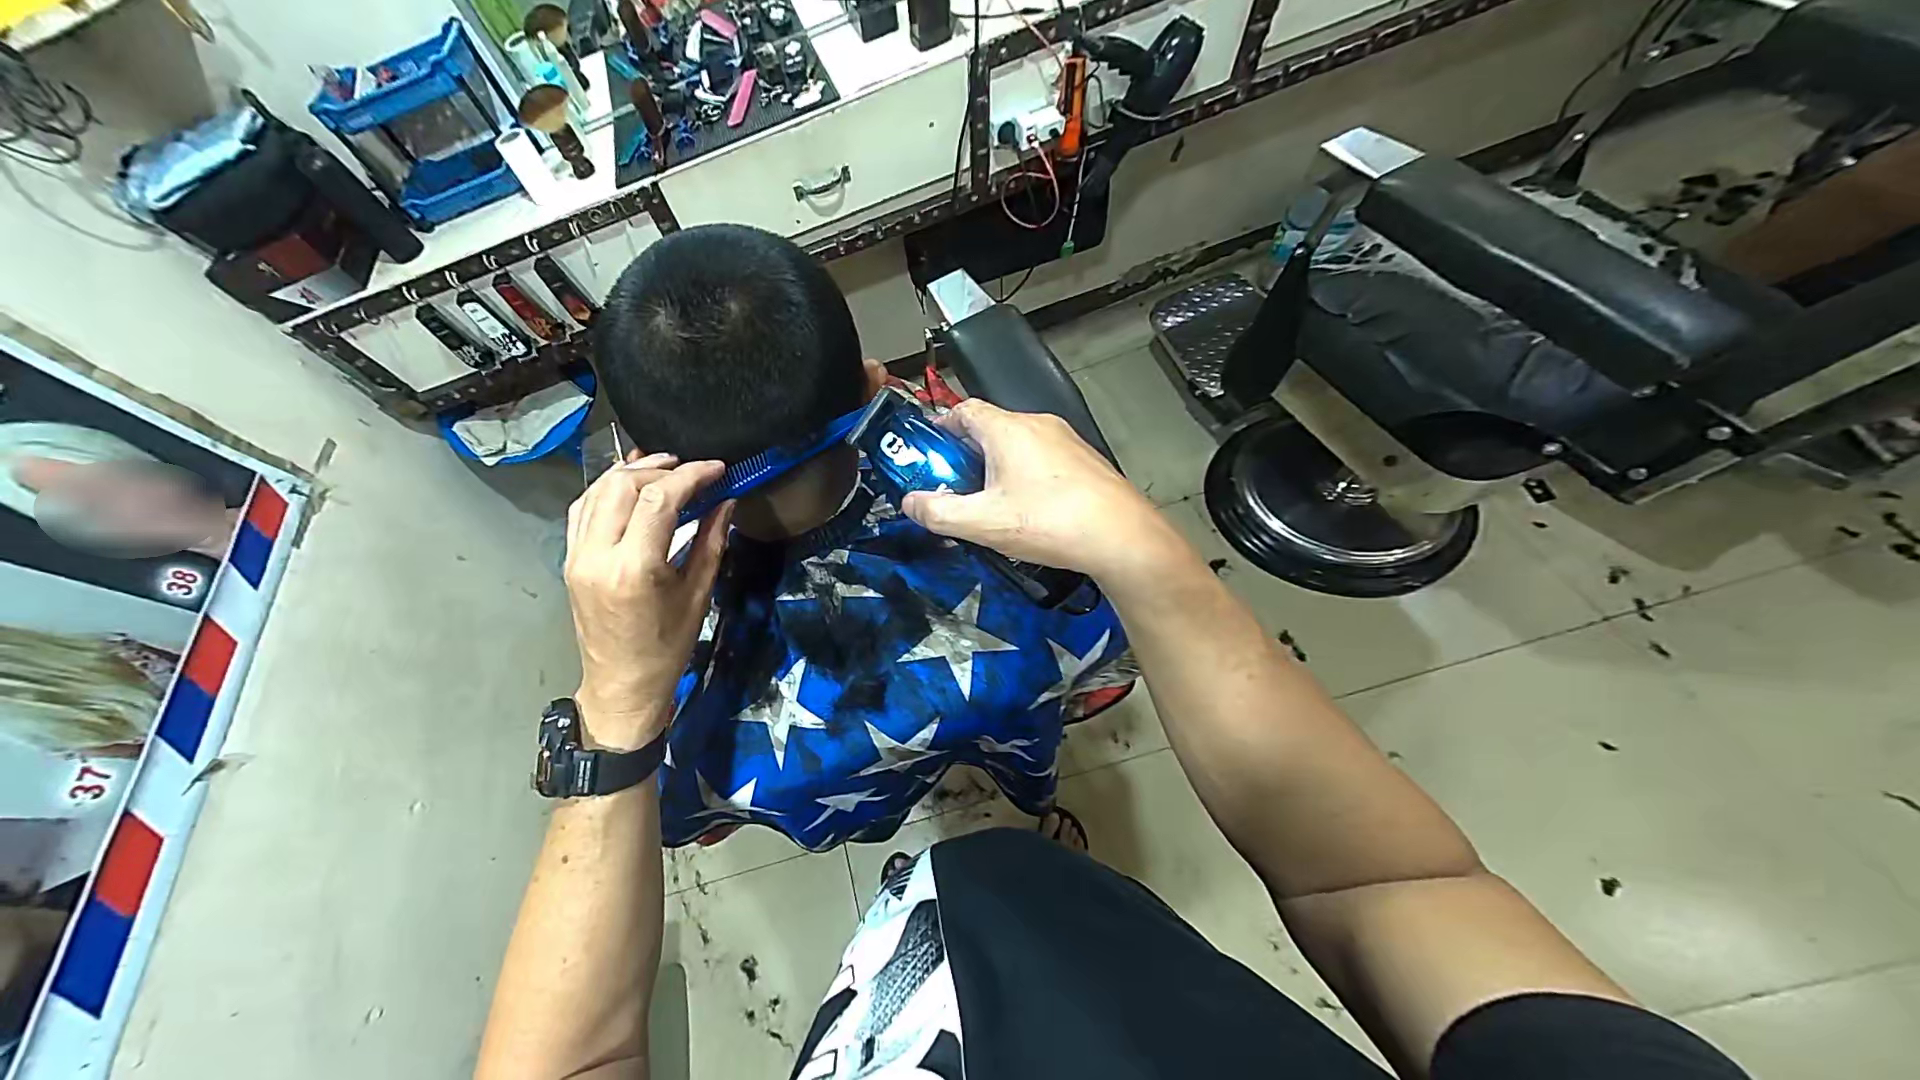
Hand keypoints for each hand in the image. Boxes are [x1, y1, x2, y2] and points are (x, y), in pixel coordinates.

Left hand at [564, 453, 731, 750]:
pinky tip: (630, 485)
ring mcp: (577, 556)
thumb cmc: (667, 647)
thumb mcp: (698, 594)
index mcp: (635, 568)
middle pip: (622, 485)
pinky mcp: (570, 559)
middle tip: (691, 468)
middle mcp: (598, 556)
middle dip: (659, 468)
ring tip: (663, 466)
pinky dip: (607, 489)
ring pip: (596, 491)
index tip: (716, 469)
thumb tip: (725, 502)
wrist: (623, 683)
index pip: (658, 499)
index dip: (690, 475)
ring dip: (631, 472)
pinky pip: (583, 509)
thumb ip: (711, 541)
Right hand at [900, 400, 1188, 583]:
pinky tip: (1031, 508)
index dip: (942, 425)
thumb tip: (910, 504)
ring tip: (992, 501)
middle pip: (991, 427)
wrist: (1122, 536)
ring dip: (999, 465)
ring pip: (1020, 443)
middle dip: (968, 452)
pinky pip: (1045, 458)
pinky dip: (1027, 473)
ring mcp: (1067, 440)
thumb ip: (938, 512)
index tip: (930, 449)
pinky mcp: (1086, 461)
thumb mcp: (983, 523)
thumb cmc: (1049, 521)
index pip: (964, 409)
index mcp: (1008, 429)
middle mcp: (1038, 424)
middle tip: (955, 484)